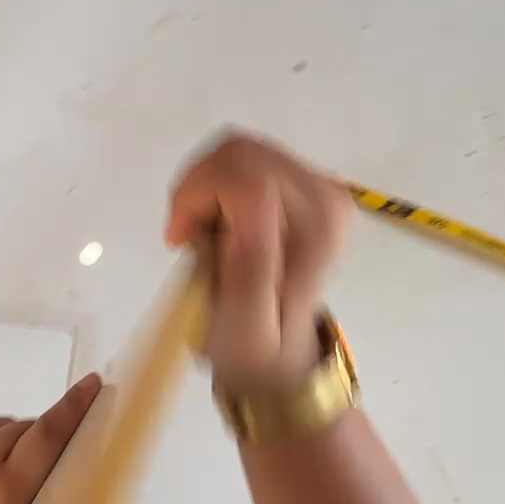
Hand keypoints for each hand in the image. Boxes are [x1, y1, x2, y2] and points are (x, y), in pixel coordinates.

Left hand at [0, 373, 103, 503]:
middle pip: (24, 427)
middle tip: (46, 463)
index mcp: (5, 491)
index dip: (72, 407)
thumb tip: (62, 451)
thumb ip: (46, 492)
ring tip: (11, 470)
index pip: (46, 435)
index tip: (91, 383)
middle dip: (40, 436)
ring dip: (12, 439)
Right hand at [165, 130, 353, 394]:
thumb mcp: (245, 330)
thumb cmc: (254, 350)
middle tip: (186, 236)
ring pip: (238, 150)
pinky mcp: (302, 181)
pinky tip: (216, 223)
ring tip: (200, 232)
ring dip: (203, 188)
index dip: (195, 199)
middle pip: (239, 154)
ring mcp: (318, 185)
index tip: (178, 242)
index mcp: (314, 233)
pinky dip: (214, 187)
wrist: (280, 353)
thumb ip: (247, 276)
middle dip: (196, 191)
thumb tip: (240, 225)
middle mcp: (325, 198)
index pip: (245, 178)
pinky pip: (243, 160)